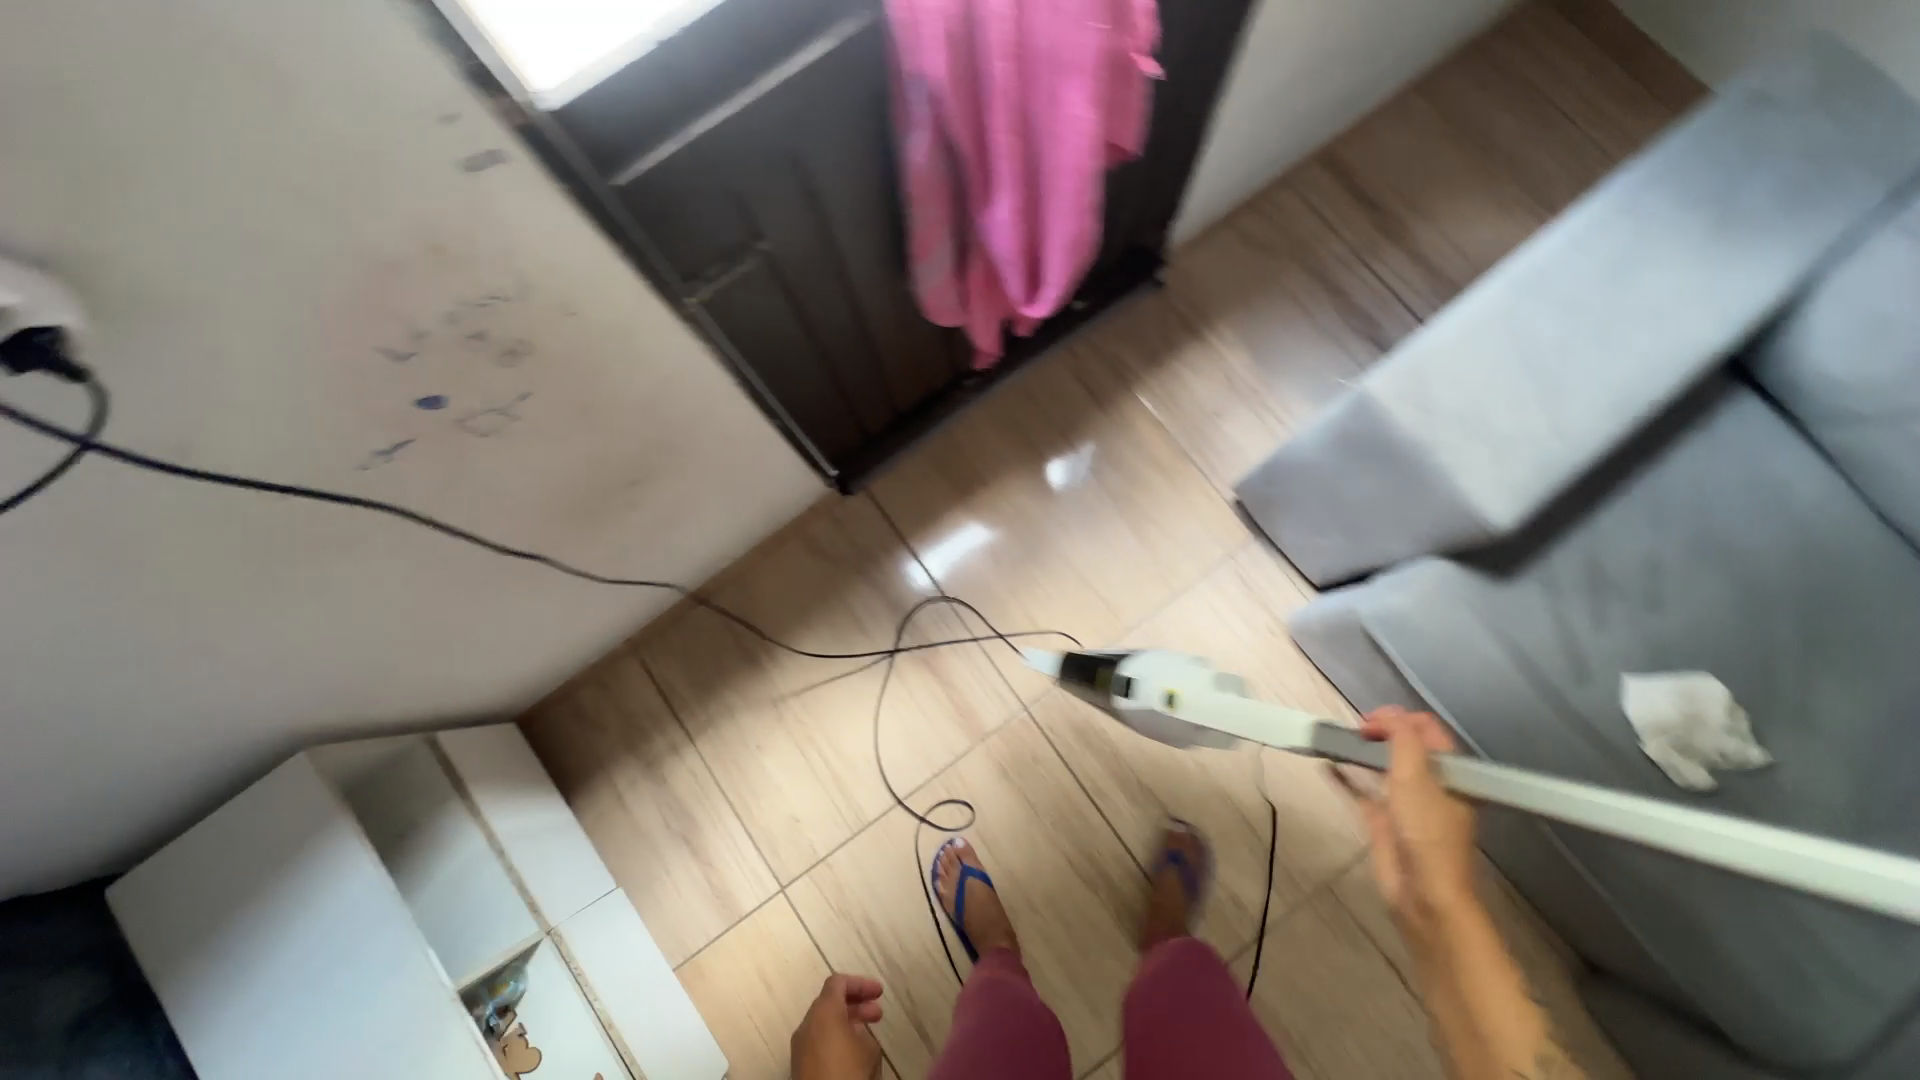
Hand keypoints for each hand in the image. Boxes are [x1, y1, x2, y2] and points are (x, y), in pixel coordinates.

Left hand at [791, 974, 884, 1079]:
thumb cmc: (849, 1074)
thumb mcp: (869, 1049)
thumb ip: (864, 1031)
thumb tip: (856, 1032)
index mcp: (824, 1011)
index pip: (838, 982)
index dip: (861, 983)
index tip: (879, 993)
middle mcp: (807, 1024)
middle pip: (830, 1001)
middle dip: (856, 1003)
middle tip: (878, 1014)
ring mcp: (800, 1045)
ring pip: (823, 1022)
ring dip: (846, 1022)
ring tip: (868, 1035)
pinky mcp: (799, 1065)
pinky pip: (818, 1041)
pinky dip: (835, 1038)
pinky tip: (852, 1054)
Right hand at [1335, 707, 1477, 939]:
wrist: (1423, 893)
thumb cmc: (1426, 832)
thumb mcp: (1416, 777)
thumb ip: (1402, 739)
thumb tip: (1388, 713)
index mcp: (1450, 772)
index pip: (1426, 729)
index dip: (1398, 719)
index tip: (1368, 723)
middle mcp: (1431, 784)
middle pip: (1404, 745)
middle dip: (1379, 732)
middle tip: (1353, 732)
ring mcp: (1406, 803)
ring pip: (1382, 767)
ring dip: (1362, 752)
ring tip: (1338, 740)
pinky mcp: (1385, 821)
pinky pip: (1363, 791)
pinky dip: (1346, 777)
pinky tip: (1328, 766)